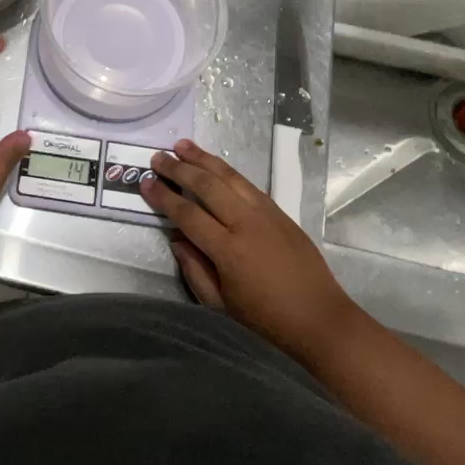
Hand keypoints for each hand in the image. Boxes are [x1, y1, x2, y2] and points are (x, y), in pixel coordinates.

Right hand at [142, 139, 357, 365]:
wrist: (320, 318)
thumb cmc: (266, 319)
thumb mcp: (221, 305)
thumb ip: (194, 270)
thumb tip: (176, 239)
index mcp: (228, 250)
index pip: (187, 214)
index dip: (163, 197)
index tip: (145, 181)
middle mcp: (245, 223)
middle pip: (206, 186)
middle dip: (179, 169)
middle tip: (158, 157)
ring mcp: (265, 213)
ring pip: (228, 176)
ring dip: (203, 159)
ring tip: (182, 145)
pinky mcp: (279, 211)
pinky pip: (247, 183)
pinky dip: (226, 170)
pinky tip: (213, 164)